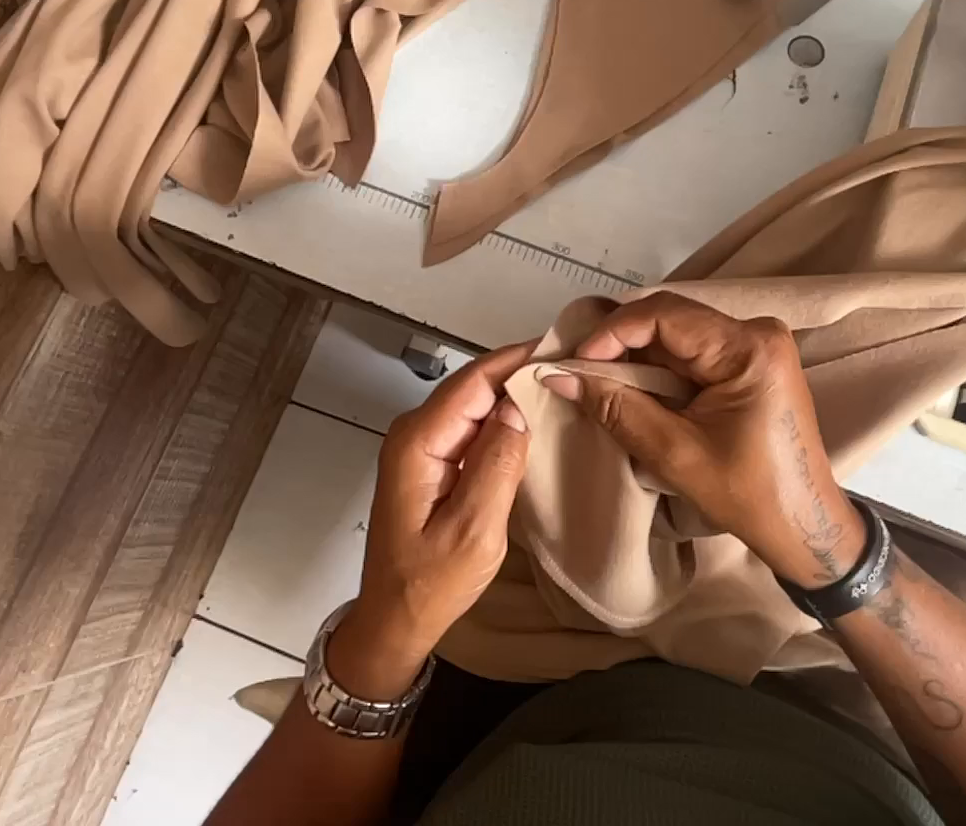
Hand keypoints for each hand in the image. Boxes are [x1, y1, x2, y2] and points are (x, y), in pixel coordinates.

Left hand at [331, 341, 535, 699]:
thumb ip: (497, 464)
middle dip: (518, 369)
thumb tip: (520, 407)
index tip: (561, 345)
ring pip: (473, 402)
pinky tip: (531, 417)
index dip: (516, 360)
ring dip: (512, 391)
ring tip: (559, 381)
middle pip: (472, 385)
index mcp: (418, 442)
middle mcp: (414, 432)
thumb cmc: (430, 583)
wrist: (394, 619)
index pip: (473, 382)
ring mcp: (421, 445)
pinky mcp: (431, 459)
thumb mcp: (473, 530)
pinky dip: (501, 416)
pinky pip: (470, 424)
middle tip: (570, 361)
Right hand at [541, 293, 864, 587]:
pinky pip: (688, 349)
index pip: (663, 314)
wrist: (803, 524)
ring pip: (673, 333)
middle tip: (575, 369)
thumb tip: (557, 376)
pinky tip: (627, 386)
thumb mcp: (673, 453)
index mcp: (748, 348)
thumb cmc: (748, 494)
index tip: (574, 362)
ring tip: (593, 379)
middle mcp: (755, 331)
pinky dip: (654, 367)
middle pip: (667, 318)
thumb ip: (615, 407)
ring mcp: (753, 343)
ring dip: (632, 356)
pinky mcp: (746, 359)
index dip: (610, 332)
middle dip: (616, 343)